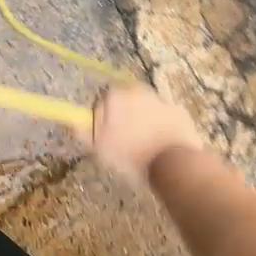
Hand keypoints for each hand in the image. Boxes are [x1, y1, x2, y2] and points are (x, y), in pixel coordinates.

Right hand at [82, 82, 204, 185]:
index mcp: (115, 97)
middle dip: (125, 116)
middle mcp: (137, 91)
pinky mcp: (180, 111)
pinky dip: (164, 126)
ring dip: (145, 120)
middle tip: (126, 140)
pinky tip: (163, 144)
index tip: (106, 136)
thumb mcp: (101, 149)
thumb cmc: (131, 156)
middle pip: (126, 101)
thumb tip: (75, 123)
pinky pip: (167, 117)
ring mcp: (161, 100)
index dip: (103, 119)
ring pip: (147, 108)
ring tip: (146, 144)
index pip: (103, 102)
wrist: (174, 164)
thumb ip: (85, 132)